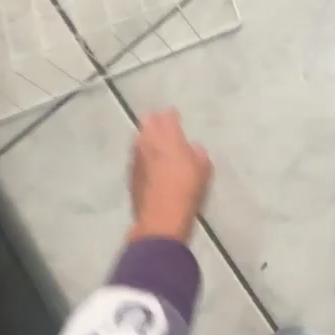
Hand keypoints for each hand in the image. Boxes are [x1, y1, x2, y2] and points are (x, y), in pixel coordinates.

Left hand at [127, 110, 212, 243]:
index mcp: (169, 136)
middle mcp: (149, 141)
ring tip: (154, 144)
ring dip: (145, 137)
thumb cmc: (187, 189)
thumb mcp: (203, 169)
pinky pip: (136, 156)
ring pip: (138, 138)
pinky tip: (148, 162)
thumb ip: (198, 153)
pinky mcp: (130, 173)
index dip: (171, 115)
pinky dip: (142, 155)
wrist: (161, 218)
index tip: (174, 116)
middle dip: (154, 120)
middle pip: (147, 121)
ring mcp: (137, 157)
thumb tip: (193, 148)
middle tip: (162, 126)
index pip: (167, 116)